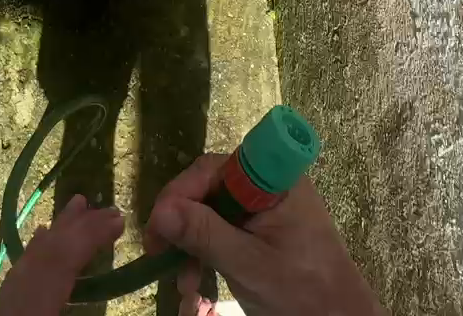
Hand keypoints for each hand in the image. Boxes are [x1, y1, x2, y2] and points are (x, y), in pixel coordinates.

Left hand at [0, 194, 125, 315]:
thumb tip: (131, 301)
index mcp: (31, 311)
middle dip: (77, 229)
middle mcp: (14, 302)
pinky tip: (42, 239)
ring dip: (57, 233)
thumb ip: (86, 302)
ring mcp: (3, 307)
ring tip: (78, 206)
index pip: (59, 264)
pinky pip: (18, 275)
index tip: (119, 221)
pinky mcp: (0, 313)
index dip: (89, 238)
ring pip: (28, 261)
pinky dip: (36, 252)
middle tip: (110, 210)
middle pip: (45, 256)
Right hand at [147, 155, 381, 315]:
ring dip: (190, 248)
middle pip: (207, 190)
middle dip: (182, 226)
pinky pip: (222, 231)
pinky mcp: (260, 231)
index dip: (181, 191)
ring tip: (185, 288)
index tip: (158, 226)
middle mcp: (266, 184)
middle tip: (159, 259)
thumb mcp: (250, 266)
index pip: (212, 168)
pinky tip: (196, 285)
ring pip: (210, 213)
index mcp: (272, 179)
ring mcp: (263, 208)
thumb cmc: (304, 294)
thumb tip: (160, 211)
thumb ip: (206, 235)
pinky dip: (205, 256)